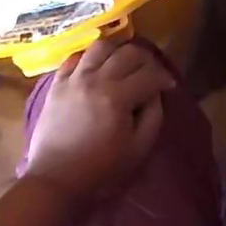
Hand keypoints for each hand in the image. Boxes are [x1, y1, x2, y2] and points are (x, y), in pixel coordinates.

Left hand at [24, 40, 173, 205]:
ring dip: (118, 49)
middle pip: (127, 53)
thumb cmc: (101, 170)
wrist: (56, 179)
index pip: (149, 74)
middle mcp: (95, 79)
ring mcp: (73, 78)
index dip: (164, 78)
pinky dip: (90, 56)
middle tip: (151, 72)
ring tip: (124, 61)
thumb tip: (155, 93)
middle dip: (146, 60)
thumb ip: (153, 116)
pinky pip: (75, 57)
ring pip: (100, 46)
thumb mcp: (138, 149)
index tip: (169, 86)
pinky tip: (98, 66)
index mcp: (117, 97)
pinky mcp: (57, 82)